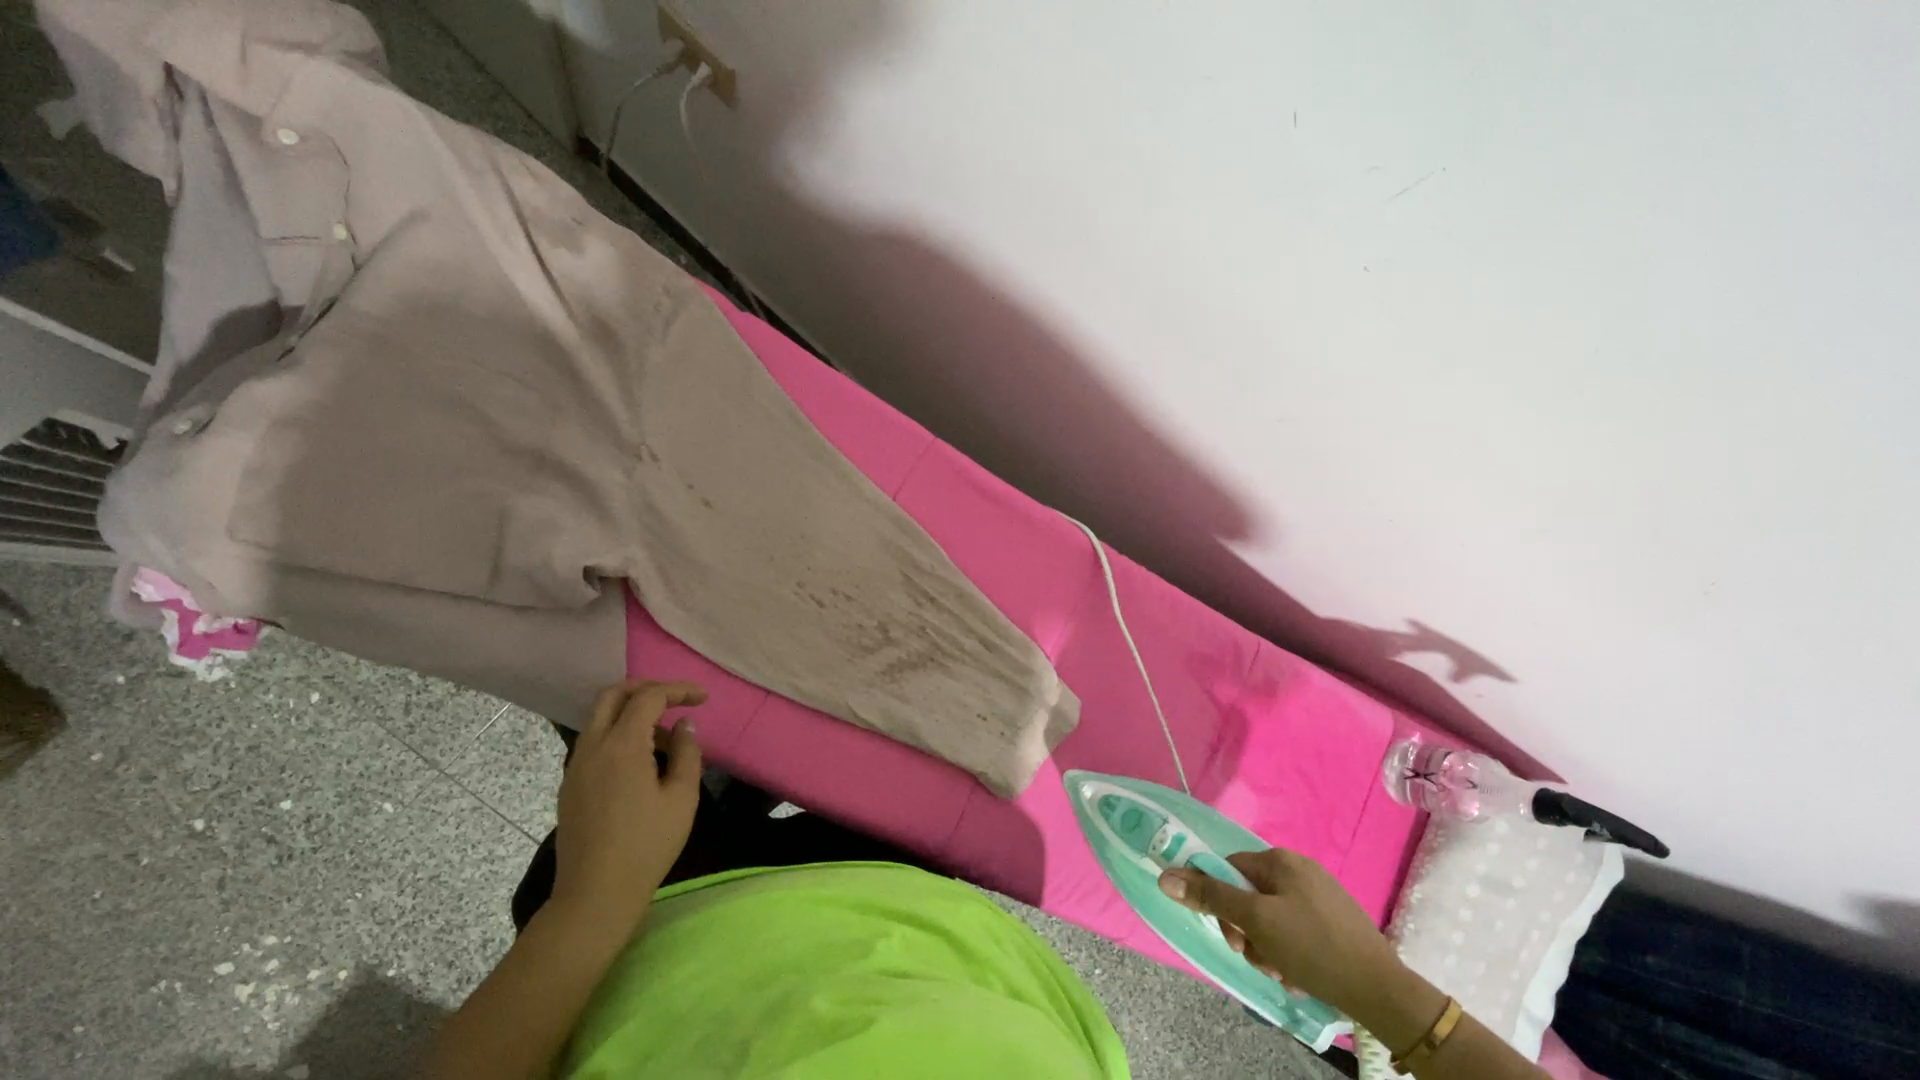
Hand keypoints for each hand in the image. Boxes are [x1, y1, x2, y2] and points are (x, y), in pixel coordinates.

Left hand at [551, 680, 706, 928]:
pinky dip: (618, 735)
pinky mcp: (569, 785)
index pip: (648, 697)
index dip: (677, 690)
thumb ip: (687, 754)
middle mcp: (592, 746)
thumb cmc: (647, 846)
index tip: (703, 698)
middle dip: (646, 689)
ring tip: (665, 739)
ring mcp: (575, 766)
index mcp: (622, 745)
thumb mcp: (682, 798)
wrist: (595, 894)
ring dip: (631, 714)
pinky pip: (593, 742)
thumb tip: (684, 727)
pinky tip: (641, 763)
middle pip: (613, 695)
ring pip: (599, 718)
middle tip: (675, 700)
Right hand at [1158, 847, 1408, 1017]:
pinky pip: (1293, 930)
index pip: (1228, 868)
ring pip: (1270, 917)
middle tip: (1256, 957)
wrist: (1378, 988)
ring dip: (1266, 947)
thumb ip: (1210, 896)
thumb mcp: (1255, 921)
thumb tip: (1165, 875)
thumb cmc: (1311, 947)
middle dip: (1246, 931)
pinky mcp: (1333, 920)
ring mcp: (1319, 895)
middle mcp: (1299, 869)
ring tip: (1281, 971)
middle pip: (1248, 895)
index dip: (1219, 901)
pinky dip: (1288, 952)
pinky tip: (1298, 974)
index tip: (1232, 936)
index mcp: (1280, 860)